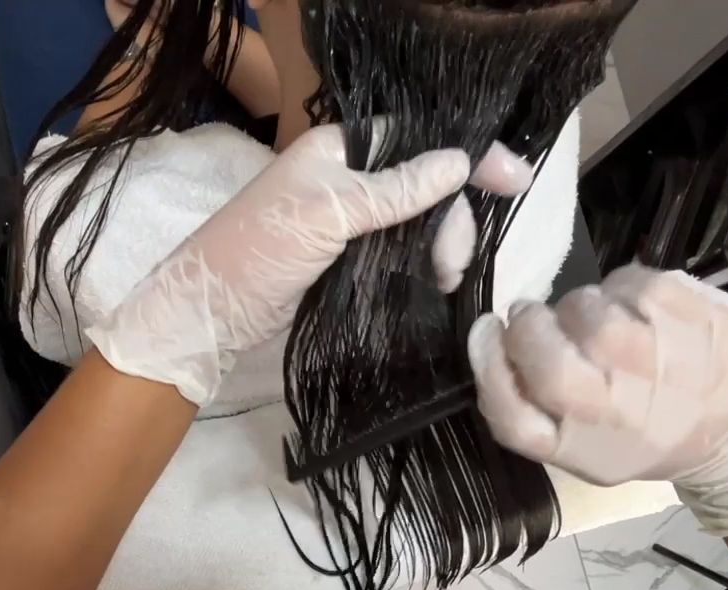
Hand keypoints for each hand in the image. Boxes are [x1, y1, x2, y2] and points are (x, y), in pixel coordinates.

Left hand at [87, 124, 533, 406]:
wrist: (214, 312)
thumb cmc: (260, 250)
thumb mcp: (329, 214)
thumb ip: (394, 190)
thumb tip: (458, 160)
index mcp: (339, 149)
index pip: (416, 139)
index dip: (466, 156)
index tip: (513, 179)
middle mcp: (346, 179)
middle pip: (423, 186)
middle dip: (449, 219)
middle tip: (452, 265)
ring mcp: (346, 223)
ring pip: (414, 225)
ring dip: (437, 248)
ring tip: (441, 281)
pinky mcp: (344, 261)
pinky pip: (395, 255)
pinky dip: (417, 267)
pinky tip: (431, 284)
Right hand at [468, 265, 727, 535]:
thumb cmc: (640, 441)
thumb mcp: (574, 454)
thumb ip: (524, 413)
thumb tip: (489, 344)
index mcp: (573, 439)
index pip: (505, 401)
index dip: (486, 359)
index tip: (488, 332)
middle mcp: (604, 397)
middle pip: (534, 337)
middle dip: (529, 323)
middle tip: (545, 326)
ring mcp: (643, 347)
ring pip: (578, 302)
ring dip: (579, 310)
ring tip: (605, 333)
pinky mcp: (677, 306)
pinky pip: (620, 280)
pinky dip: (620, 292)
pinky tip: (637, 318)